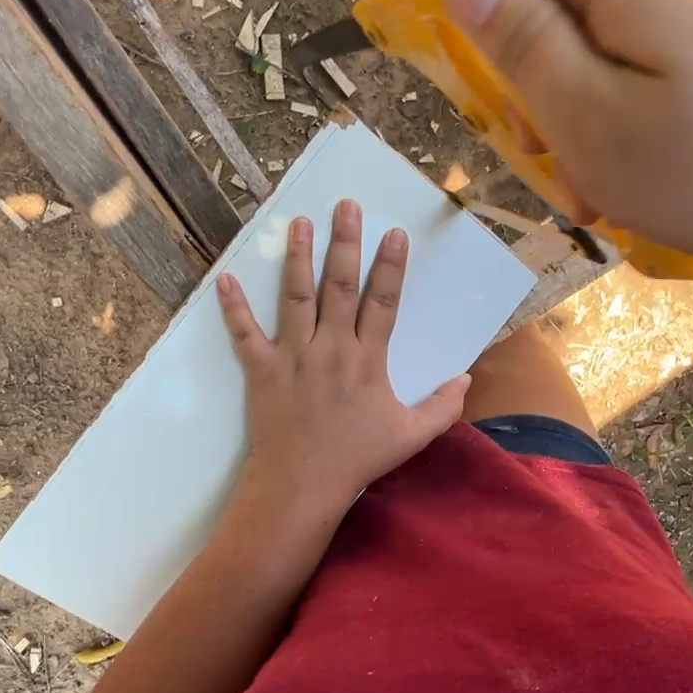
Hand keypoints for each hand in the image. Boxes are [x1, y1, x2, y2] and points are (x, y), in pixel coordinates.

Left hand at [218, 199, 471, 518]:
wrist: (303, 486)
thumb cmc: (357, 459)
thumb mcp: (410, 436)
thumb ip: (442, 407)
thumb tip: (467, 379)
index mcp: (367, 359)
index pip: (382, 302)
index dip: (390, 266)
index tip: (394, 233)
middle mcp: (331, 347)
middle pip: (339, 286)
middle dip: (345, 243)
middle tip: (346, 205)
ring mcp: (293, 356)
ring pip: (295, 298)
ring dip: (297, 259)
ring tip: (299, 224)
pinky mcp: (262, 371)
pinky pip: (245, 335)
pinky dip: (233, 308)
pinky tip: (225, 278)